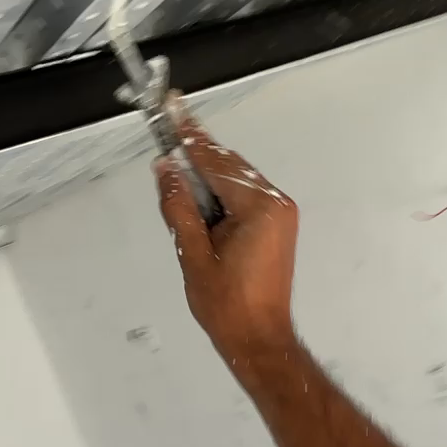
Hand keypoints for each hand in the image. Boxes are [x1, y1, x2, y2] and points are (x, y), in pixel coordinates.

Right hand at [152, 96, 298, 363]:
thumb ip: (179, 208)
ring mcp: (280, 215)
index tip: (172, 108)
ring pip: (236, 182)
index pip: (216, 162)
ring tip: (177, 170)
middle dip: (197, 155)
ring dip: (206, 177)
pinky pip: (244, 199)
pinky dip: (220, 195)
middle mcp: (276, 203)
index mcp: (259, 207)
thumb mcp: (193, 256)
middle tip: (168, 129)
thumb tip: (166, 170)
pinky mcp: (277, 228)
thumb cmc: (226, 306)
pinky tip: (198, 197)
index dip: (189, 137)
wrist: (259, 339)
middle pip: (229, 167)